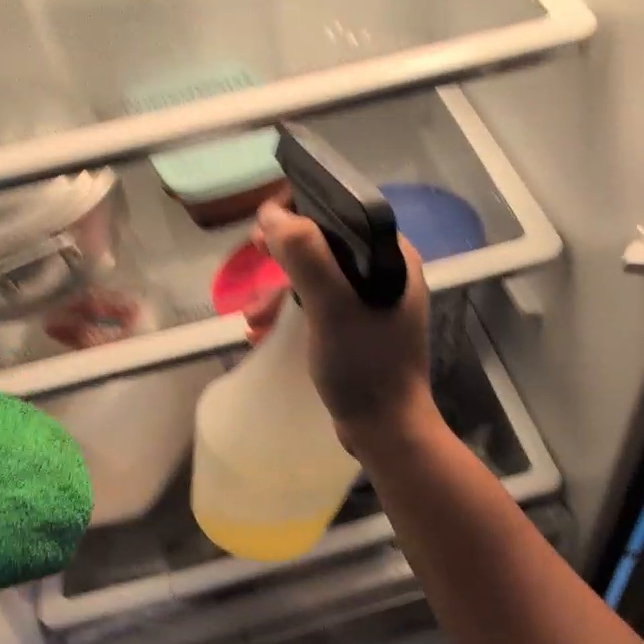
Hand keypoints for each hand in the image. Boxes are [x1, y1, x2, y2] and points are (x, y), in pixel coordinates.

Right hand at [247, 200, 436, 446]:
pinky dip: (292, 317)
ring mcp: (375, 307)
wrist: (387, 430)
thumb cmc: (364, 366)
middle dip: (282, 263)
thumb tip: (272, 214)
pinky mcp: (361, 334)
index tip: (263, 233)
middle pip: (326, 248)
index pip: (341, 213)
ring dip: (280, 295)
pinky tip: (265, 335)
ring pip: (319, 281)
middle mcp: (387, 275)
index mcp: (392, 257)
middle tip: (252, 270)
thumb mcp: (331, 306)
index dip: (298, 215)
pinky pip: (321, 310)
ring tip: (252, 321)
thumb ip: (305, 255)